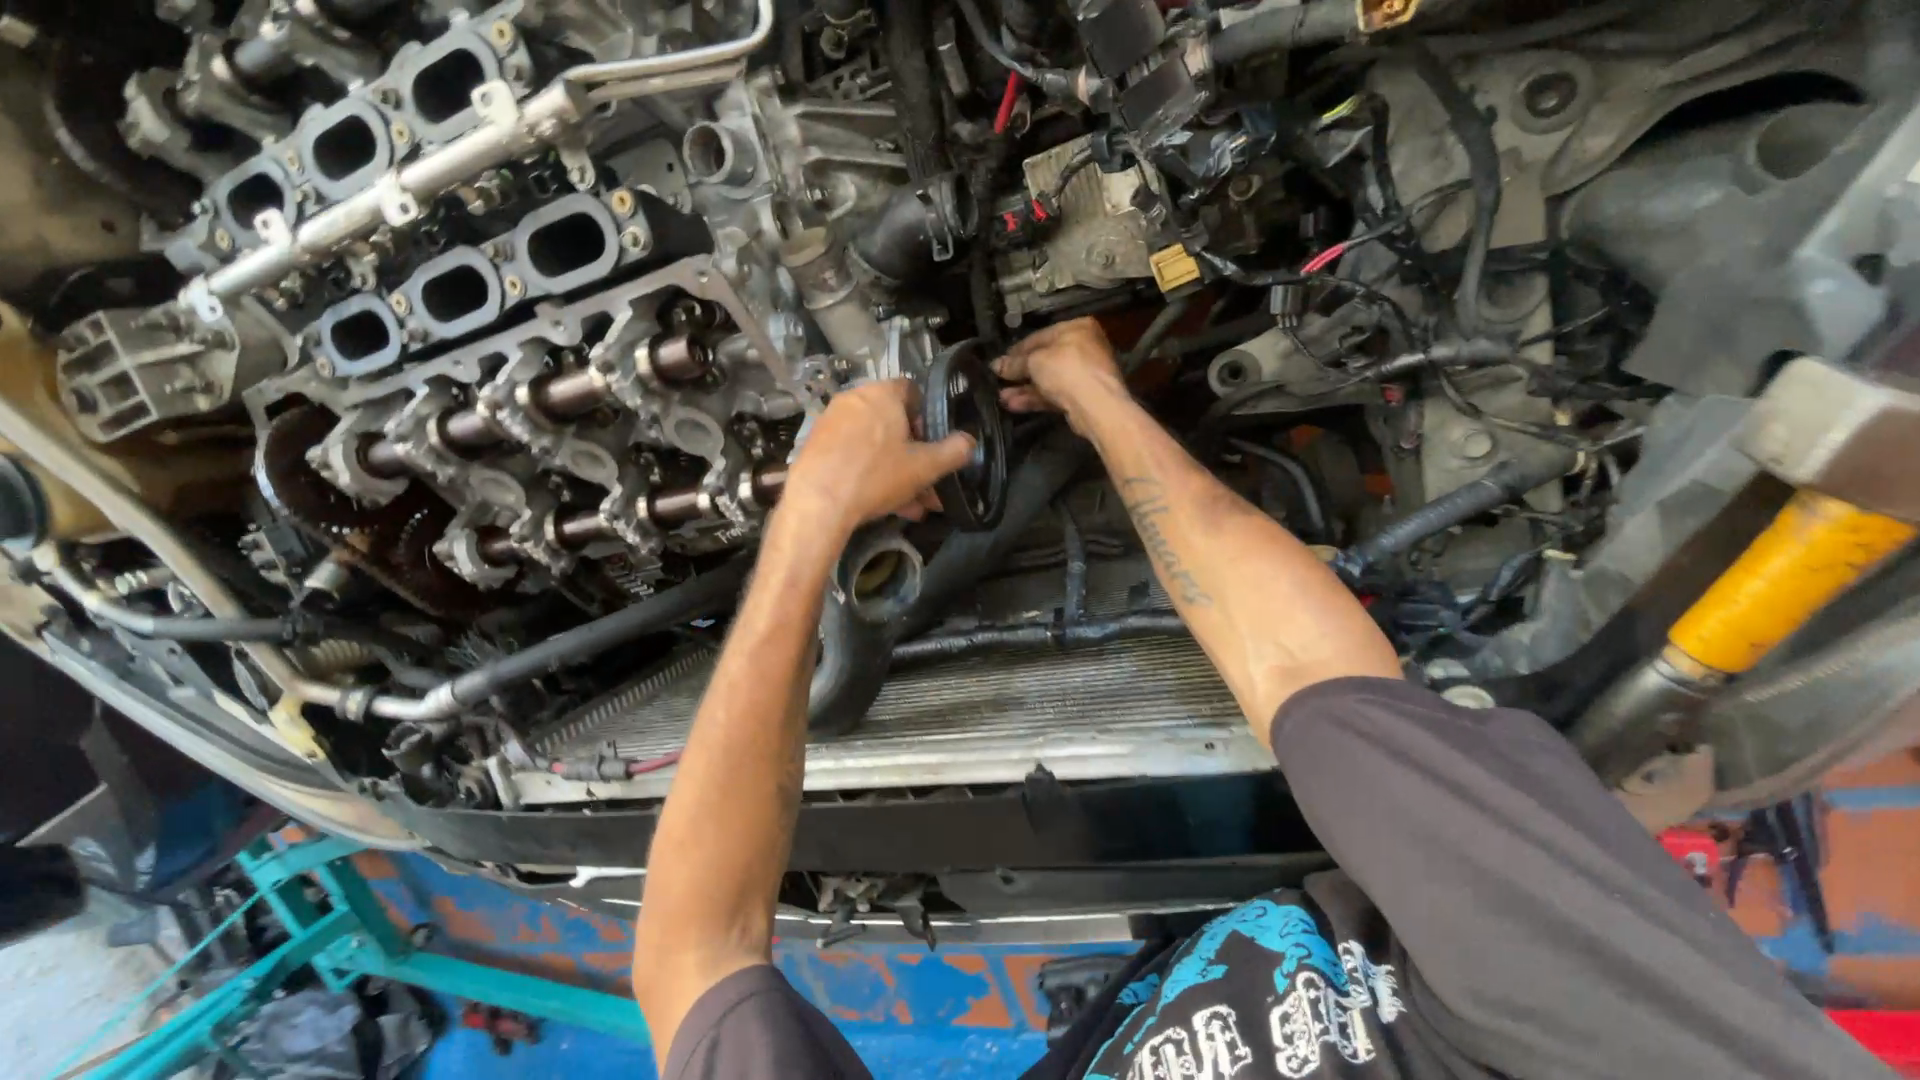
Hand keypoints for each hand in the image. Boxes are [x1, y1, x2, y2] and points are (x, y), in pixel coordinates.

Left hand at [782, 379, 975, 539]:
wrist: (818, 503)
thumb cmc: (876, 475)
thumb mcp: (924, 467)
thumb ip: (952, 452)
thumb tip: (969, 442)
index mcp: (882, 394)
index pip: (912, 390)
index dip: (927, 416)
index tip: (932, 443)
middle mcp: (854, 400)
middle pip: (893, 423)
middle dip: (913, 456)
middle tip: (926, 483)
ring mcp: (832, 423)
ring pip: (874, 445)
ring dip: (895, 472)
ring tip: (910, 506)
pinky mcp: (817, 447)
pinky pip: (853, 456)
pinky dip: (870, 475)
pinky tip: (884, 505)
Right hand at [991, 318, 1127, 428]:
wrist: (1096, 405)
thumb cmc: (1066, 369)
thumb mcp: (1034, 361)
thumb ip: (1015, 363)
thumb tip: (995, 365)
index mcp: (1077, 328)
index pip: (1040, 336)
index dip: (1017, 350)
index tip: (999, 362)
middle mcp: (1083, 347)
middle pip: (1044, 359)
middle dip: (1020, 372)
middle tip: (999, 380)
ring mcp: (1084, 373)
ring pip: (1048, 379)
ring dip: (1024, 389)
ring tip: (1002, 398)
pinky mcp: (1082, 396)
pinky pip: (1054, 394)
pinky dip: (1035, 398)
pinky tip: (1014, 405)